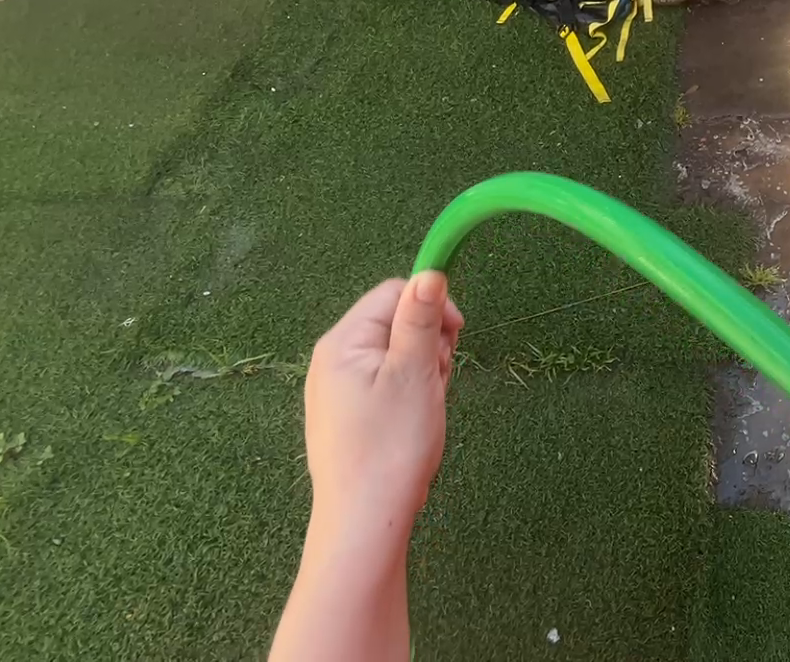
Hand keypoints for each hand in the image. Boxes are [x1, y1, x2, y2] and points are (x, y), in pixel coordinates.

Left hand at [303, 272, 463, 543]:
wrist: (367, 519)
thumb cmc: (392, 442)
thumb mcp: (414, 370)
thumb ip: (420, 316)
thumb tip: (430, 270)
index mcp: (342, 342)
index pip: (394, 292)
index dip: (431, 305)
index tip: (455, 336)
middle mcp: (334, 359)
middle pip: (397, 319)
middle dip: (429, 339)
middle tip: (438, 376)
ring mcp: (341, 387)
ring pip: (399, 349)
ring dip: (426, 365)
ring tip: (429, 400)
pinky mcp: (352, 411)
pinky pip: (390, 377)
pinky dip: (414, 386)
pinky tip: (419, 414)